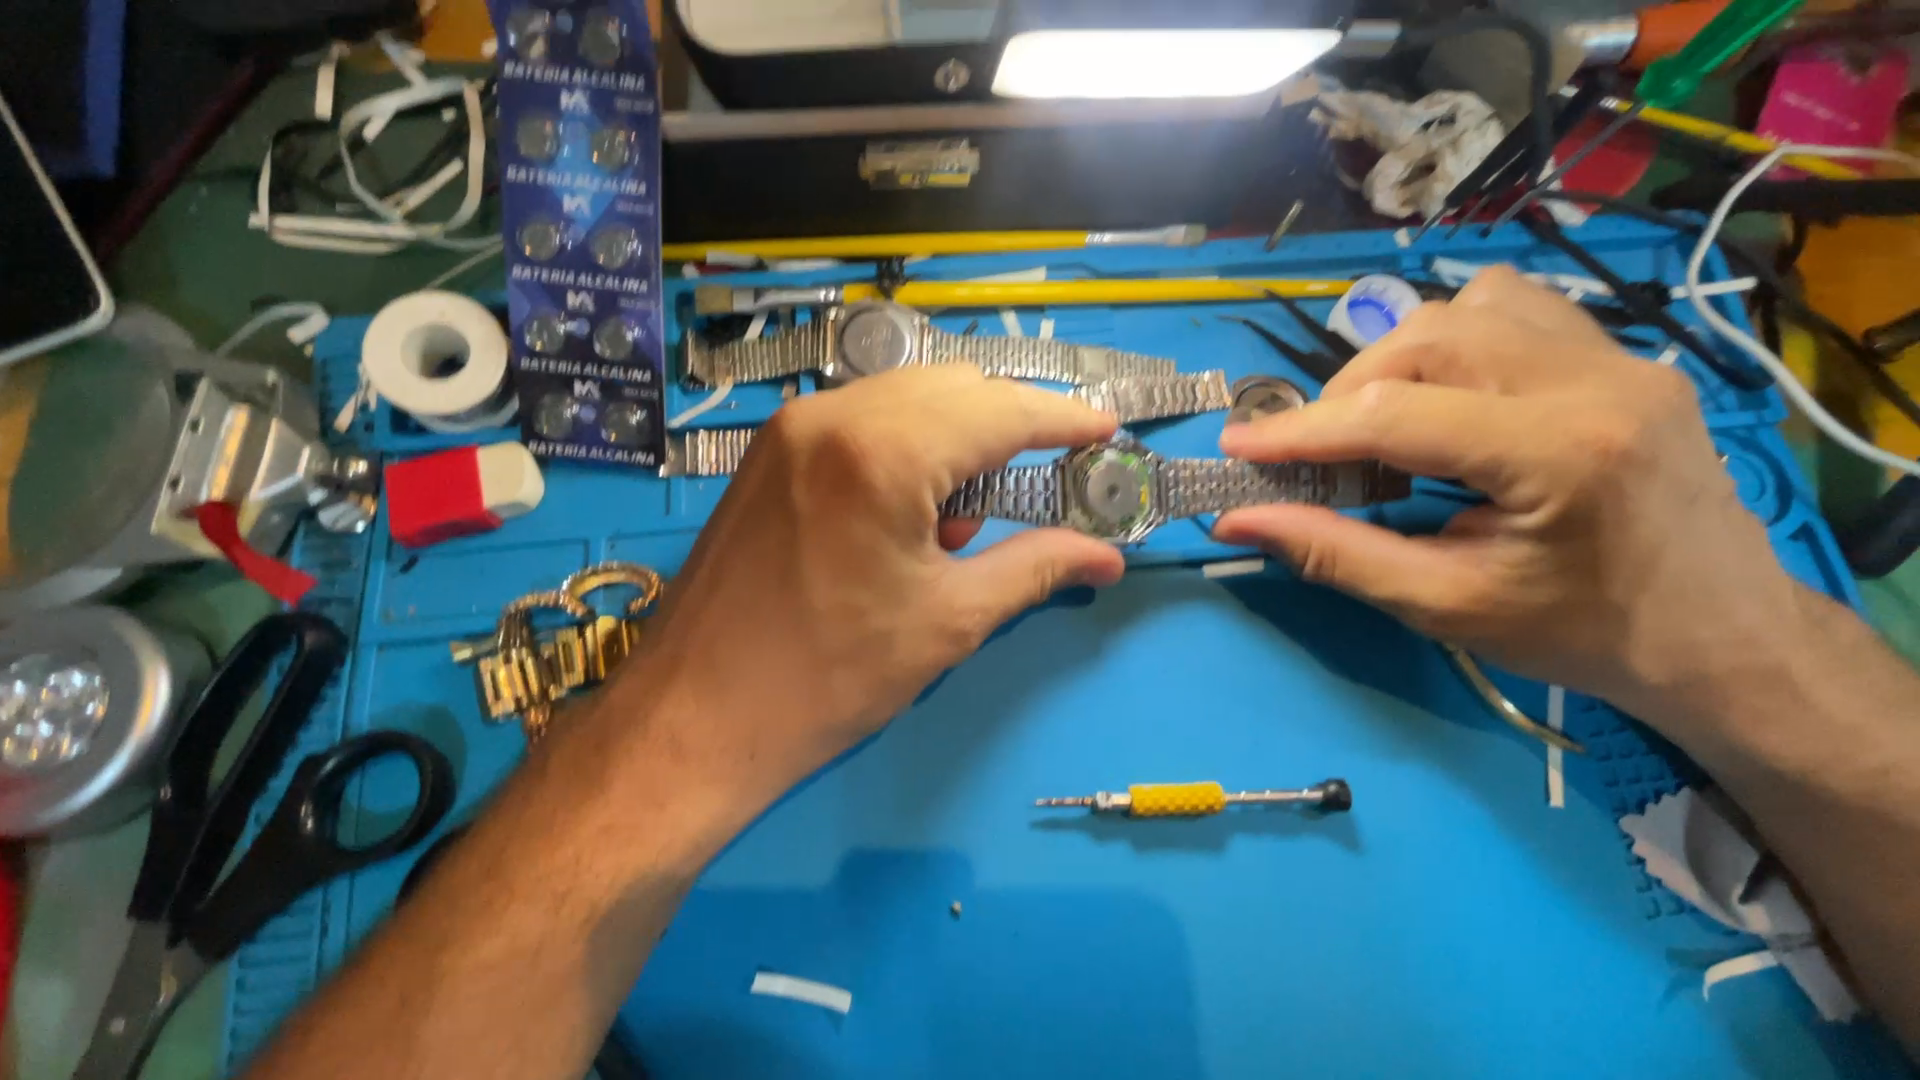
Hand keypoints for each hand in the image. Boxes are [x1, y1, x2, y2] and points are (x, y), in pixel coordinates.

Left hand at [623, 366, 1125, 800]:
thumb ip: (1035, 568)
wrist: (696, 716)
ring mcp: (792, 426)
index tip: (1106, 429)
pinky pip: (863, 418)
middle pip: (955, 388)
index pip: (1000, 411)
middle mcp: (834, 415)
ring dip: (957, 436)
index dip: (1063, 417)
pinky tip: (907, 510)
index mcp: (884, 452)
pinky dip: (907, 444)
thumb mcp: (948, 621)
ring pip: (907, 397)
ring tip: (961, 520)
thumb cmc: (830, 677)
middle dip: (1011, 425)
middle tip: (1046, 479)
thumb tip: (1106, 557)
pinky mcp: (770, 450)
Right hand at [1213, 266, 1799, 722]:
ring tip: (1380, 419)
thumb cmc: (1582, 635)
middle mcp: (1594, 382)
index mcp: (1559, 454)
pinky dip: (1455, 340)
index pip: (1393, 415)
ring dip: (1398, 357)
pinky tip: (1446, 393)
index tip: (1238, 447)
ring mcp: (1619, 359)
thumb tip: (1239, 521)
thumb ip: (1335, 554)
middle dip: (1346, 391)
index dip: (1300, 431)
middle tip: (1317, 452)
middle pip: (1428, 339)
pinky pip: (1516, 309)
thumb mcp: (1447, 606)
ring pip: (1470, 307)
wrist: (1721, 635)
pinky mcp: (1624, 357)